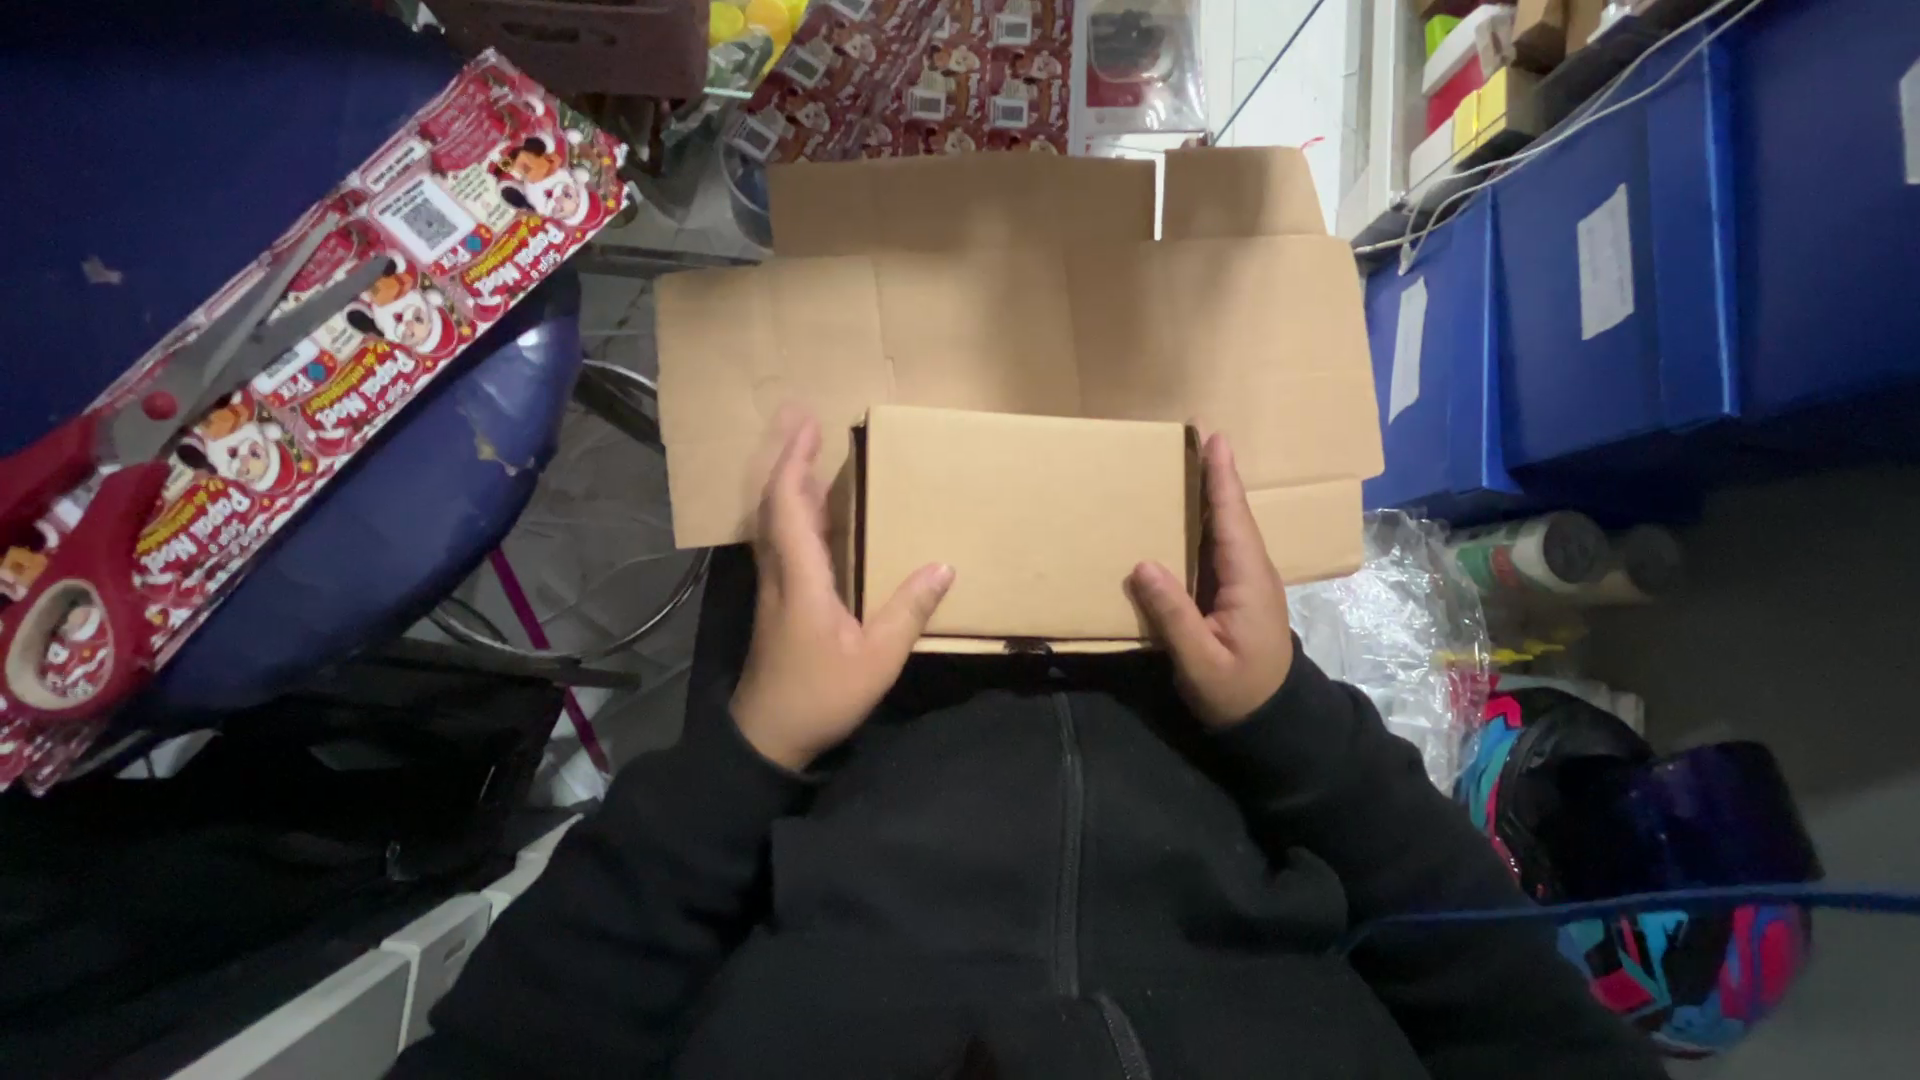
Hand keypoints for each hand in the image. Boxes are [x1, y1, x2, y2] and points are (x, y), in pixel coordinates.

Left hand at [731, 412, 955, 770]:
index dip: (794, 460)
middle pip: (773, 504)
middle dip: (787, 459)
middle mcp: (779, 573)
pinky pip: (780, 543)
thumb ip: (908, 610)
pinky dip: (792, 515)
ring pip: (772, 523)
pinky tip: (814, 517)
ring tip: (810, 457)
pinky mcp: (777, 604)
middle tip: (805, 423)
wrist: (768, 736)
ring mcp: (773, 588)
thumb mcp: (876, 658)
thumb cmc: (821, 695)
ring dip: (788, 485)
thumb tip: (943, 565)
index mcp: (800, 577)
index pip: (788, 505)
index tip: (808, 424)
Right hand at [1128, 434, 1293, 729]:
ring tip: (1192, 466)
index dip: (1221, 481)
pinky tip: (1190, 517)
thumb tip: (1142, 564)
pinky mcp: (1239, 594)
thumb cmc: (1237, 693)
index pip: (1232, 521)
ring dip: (1214, 496)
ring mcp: (1249, 583)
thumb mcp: (1201, 662)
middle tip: (1198, 439)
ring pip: (1230, 529)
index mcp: (1248, 582)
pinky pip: (1222, 547)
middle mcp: (1253, 573)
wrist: (1273, 722)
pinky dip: (1209, 521)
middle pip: (1234, 516)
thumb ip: (1174, 615)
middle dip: (1218, 476)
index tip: (1214, 440)